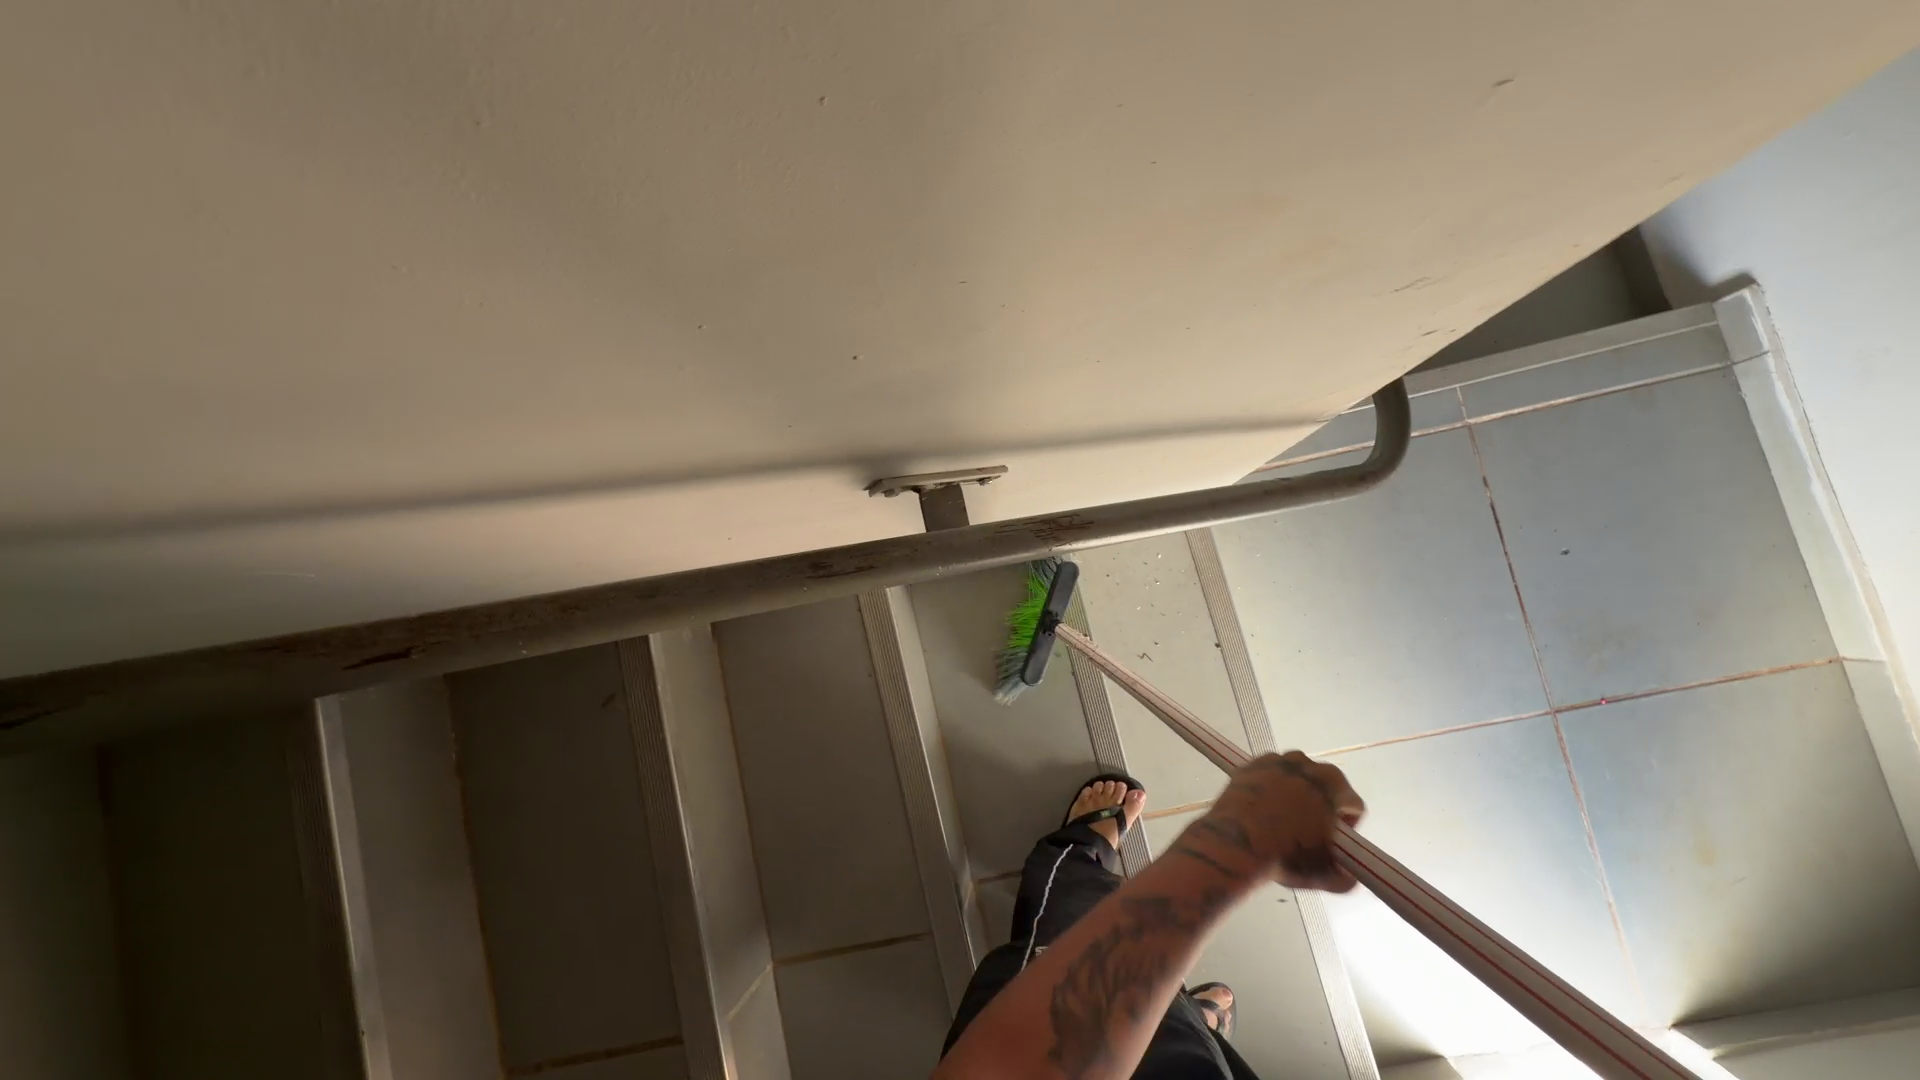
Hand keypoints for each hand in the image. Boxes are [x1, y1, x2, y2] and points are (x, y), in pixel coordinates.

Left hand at [1181, 751, 1365, 891]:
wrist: (1235, 842)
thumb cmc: (1286, 855)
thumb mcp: (1325, 875)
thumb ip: (1346, 877)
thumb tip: (1348, 876)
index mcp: (1333, 786)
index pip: (1353, 805)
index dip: (1347, 826)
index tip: (1334, 841)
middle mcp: (1307, 765)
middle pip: (1325, 786)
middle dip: (1322, 805)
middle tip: (1308, 830)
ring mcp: (1276, 761)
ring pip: (1296, 776)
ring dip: (1295, 792)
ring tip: (1283, 819)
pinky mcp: (1251, 763)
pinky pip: (1269, 773)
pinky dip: (1269, 786)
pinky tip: (1262, 807)